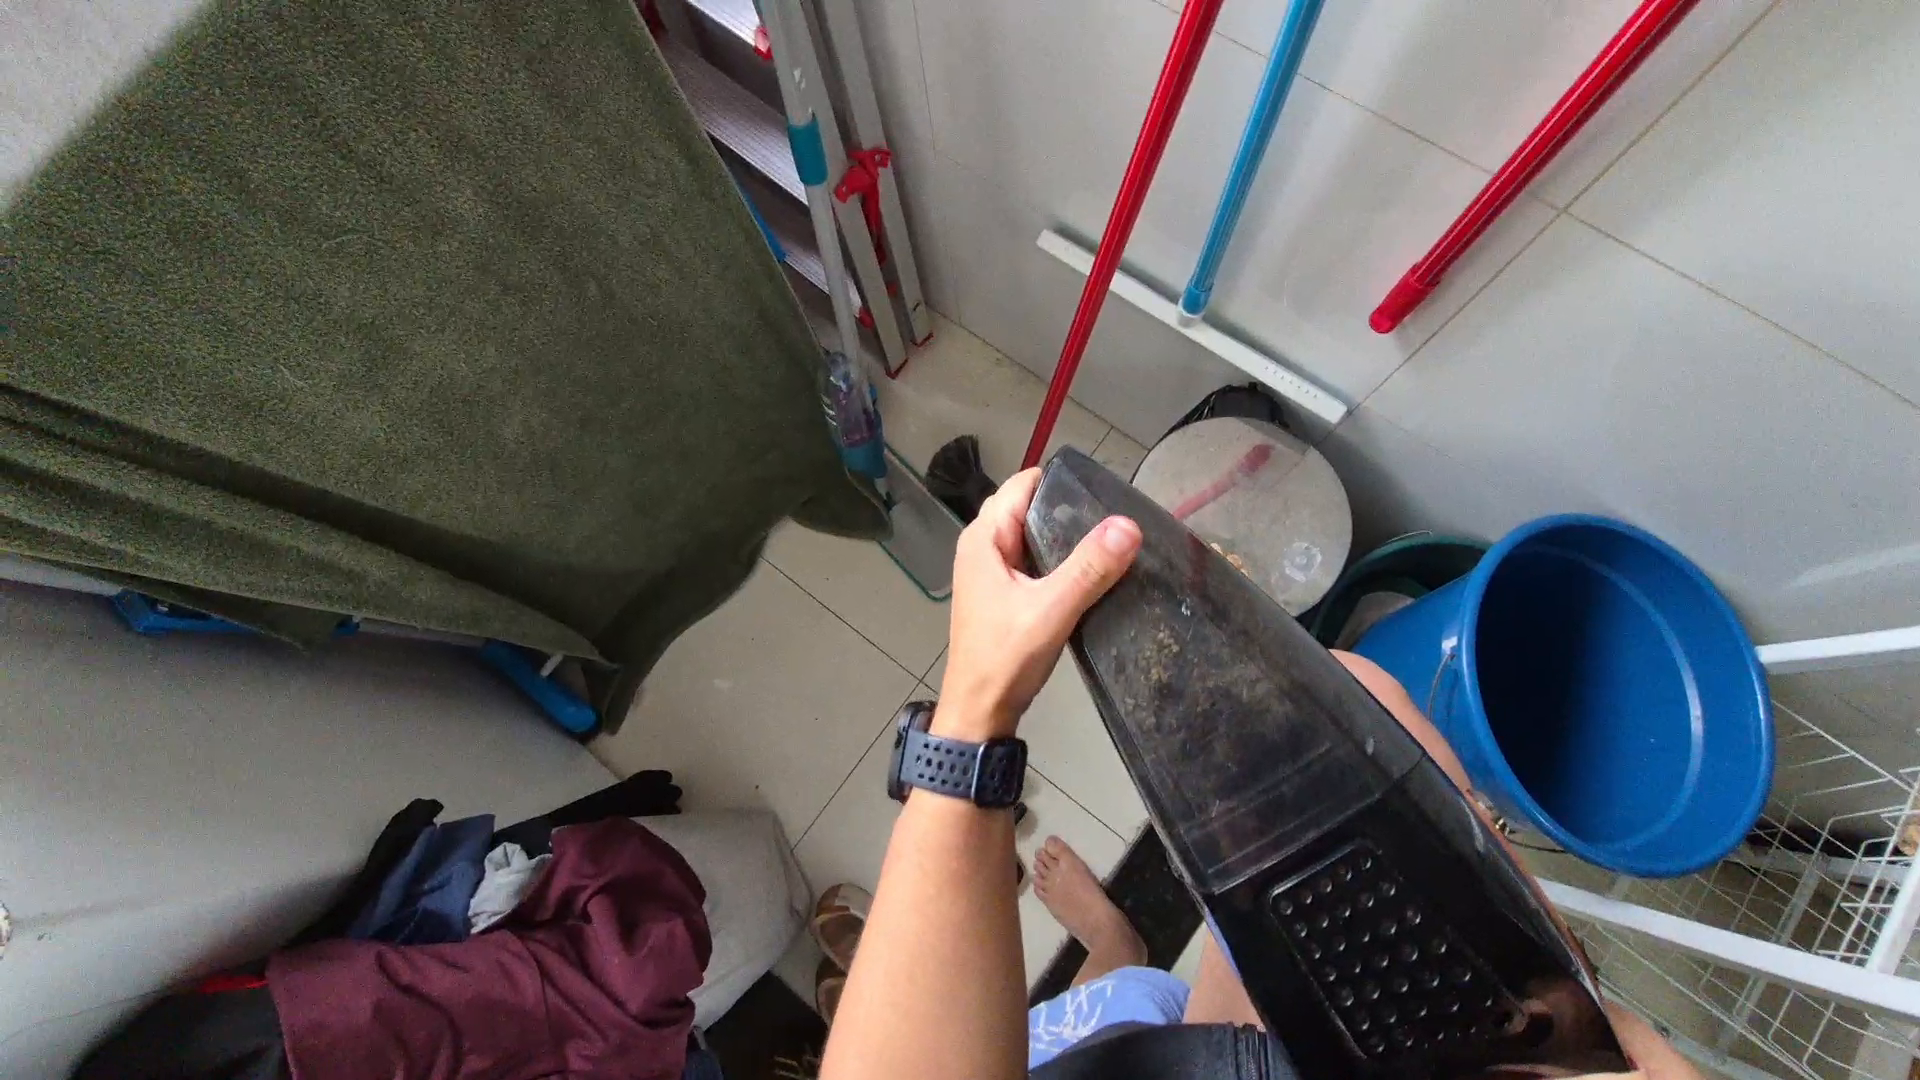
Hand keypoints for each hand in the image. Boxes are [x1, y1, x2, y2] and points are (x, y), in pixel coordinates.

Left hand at [934, 467, 1140, 739]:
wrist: (979, 711)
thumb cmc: (1006, 658)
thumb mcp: (1052, 609)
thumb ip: (1089, 567)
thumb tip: (1128, 524)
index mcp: (984, 538)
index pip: (1022, 484)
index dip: (1060, 481)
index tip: (1103, 489)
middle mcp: (982, 546)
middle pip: (1028, 507)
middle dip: (1066, 507)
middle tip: (1114, 517)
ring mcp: (990, 571)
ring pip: (1031, 536)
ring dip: (1063, 536)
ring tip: (1110, 539)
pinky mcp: (1001, 593)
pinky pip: (1033, 561)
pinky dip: (1057, 560)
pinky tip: (1089, 571)